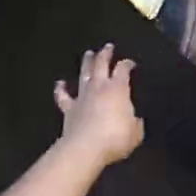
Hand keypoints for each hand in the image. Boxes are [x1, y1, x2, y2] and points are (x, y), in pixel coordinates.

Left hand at [53, 44, 144, 166]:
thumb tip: (136, 121)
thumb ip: (136, 124)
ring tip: (88, 54)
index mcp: (118, 89)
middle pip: (101, 64)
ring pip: (84, 74)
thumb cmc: (115, 138)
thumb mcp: (136, 133)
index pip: (123, 69)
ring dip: (86, 63)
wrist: (86, 148)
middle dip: (105, 53)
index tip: (130, 63)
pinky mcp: (69, 108)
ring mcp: (83, 96)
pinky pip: (63, 96)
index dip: (127, 64)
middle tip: (107, 47)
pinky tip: (59, 84)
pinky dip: (61, 89)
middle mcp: (100, 87)